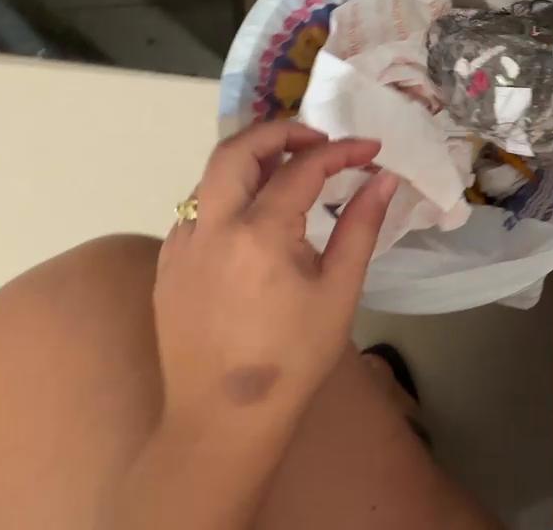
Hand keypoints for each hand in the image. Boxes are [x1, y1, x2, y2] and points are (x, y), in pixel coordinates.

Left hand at [154, 122, 399, 431]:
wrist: (223, 420)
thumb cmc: (294, 355)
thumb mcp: (340, 289)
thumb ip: (361, 225)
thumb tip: (384, 179)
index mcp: (260, 234)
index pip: (303, 167)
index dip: (343, 150)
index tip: (372, 150)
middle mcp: (212, 228)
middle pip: (237, 150)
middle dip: (281, 131)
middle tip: (319, 138)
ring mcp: (181, 246)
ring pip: (210, 176)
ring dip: (253, 159)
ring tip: (292, 168)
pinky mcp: (168, 266)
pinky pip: (196, 209)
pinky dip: (229, 192)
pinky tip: (256, 213)